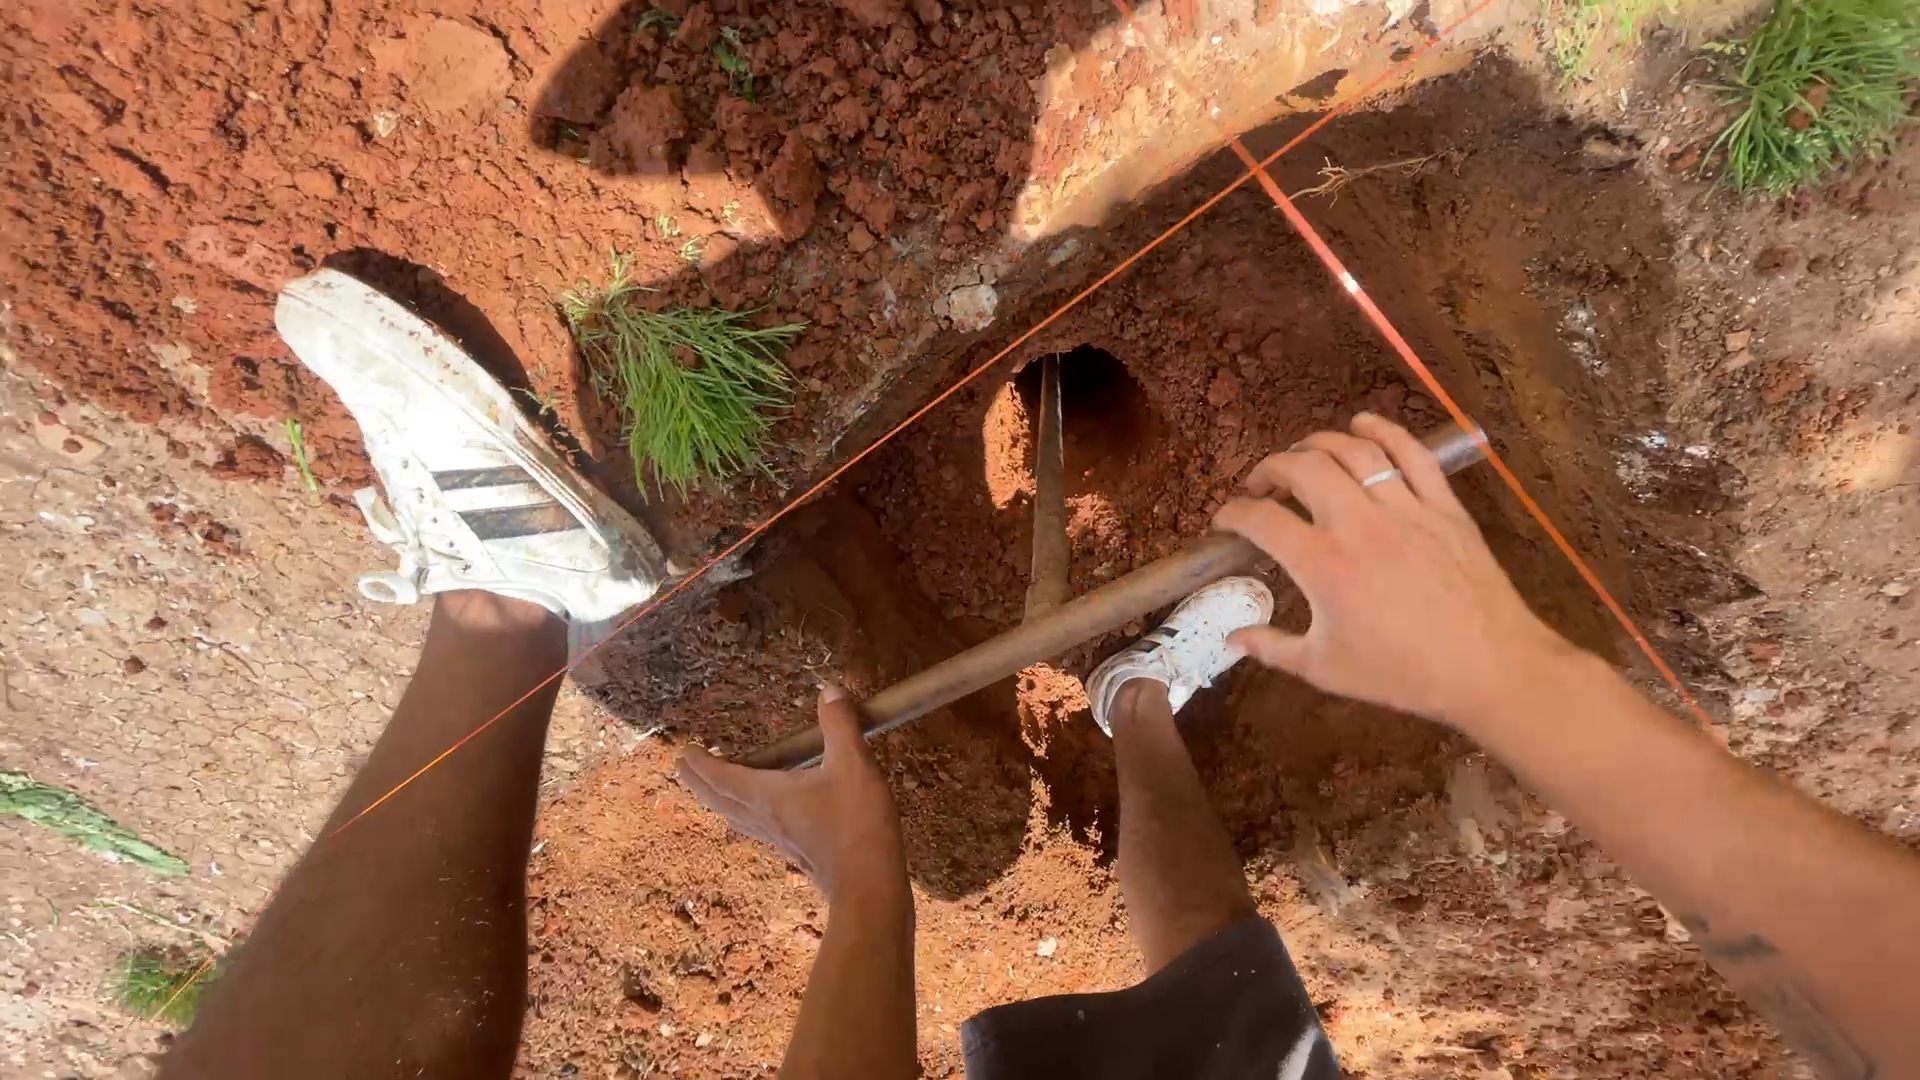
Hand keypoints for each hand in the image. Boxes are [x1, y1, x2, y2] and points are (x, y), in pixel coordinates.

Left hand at [676, 685, 907, 908]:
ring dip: (717, 799)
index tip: (682, 751)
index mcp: (770, 796)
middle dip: (699, 782)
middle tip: (681, 768)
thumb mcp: (852, 764)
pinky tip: (758, 815)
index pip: (724, 778)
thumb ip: (839, 725)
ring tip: (711, 789)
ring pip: (736, 816)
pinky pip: (755, 827)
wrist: (869, 885)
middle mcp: (766, 819)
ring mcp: (779, 839)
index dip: (702, 764)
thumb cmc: (856, 822)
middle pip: (721, 800)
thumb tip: (829, 690)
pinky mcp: (795, 851)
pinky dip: (743, 813)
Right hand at [1212, 413, 1578, 730]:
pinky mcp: (1443, 507)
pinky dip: (1384, 431)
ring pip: (1354, 452)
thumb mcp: (1323, 668)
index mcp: (1323, 563)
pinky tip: (1362, 423)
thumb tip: (1231, 639)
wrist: (1491, 669)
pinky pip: (1412, 454)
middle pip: (1303, 469)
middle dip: (1270, 468)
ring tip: (1300, 454)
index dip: (1232, 513)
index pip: (1261, 519)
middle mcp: (1359, 524)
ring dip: (1317, 444)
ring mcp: (1406, 509)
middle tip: (1259, 485)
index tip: (1223, 519)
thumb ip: (1271, 648)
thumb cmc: (1401, 672)